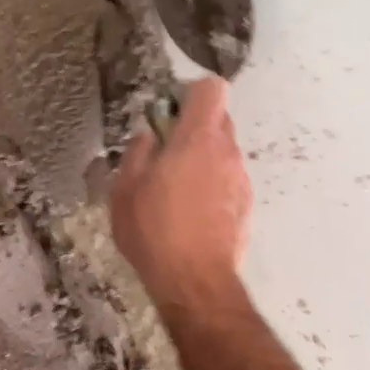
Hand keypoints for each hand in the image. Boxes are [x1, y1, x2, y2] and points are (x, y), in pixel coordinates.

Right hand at [109, 77, 251, 312]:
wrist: (194, 280)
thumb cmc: (153, 230)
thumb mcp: (124, 191)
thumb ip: (137, 154)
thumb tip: (147, 135)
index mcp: (197, 139)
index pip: (210, 89)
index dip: (189, 94)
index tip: (167, 115)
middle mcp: (227, 152)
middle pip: (217, 121)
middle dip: (192, 130)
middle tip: (162, 158)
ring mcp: (241, 179)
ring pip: (222, 155)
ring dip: (200, 163)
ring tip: (171, 195)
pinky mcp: (246, 206)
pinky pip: (227, 183)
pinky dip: (210, 189)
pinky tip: (188, 218)